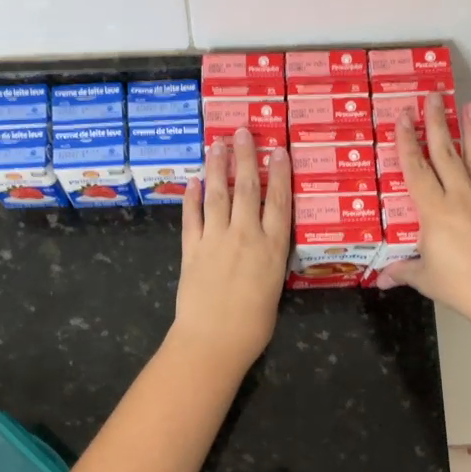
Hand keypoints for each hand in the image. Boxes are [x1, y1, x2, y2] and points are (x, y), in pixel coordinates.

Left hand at [169, 128, 291, 372]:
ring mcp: (216, 239)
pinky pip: (191, 217)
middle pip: (246, 188)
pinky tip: (192, 182)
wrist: (214, 340)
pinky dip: (191, 198)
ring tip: (216, 144)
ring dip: (217, 167)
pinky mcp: (191, 249)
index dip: (279, 172)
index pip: (278, 200)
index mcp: (273, 247)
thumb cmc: (253, 325)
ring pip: (217, 195)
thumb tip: (265, 247)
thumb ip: (270, 261)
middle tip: (243, 131)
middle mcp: (245, 235)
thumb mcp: (275, 289)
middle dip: (245, 157)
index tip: (278, 149)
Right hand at [375, 93, 470, 334]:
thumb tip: (381, 277)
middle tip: (433, 95)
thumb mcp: (426, 280)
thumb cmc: (463, 288)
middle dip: (438, 121)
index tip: (402, 115)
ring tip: (468, 105)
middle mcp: (461, 197)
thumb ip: (403, 271)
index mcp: (435, 212)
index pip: (416, 169)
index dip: (407, 141)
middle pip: (446, 152)